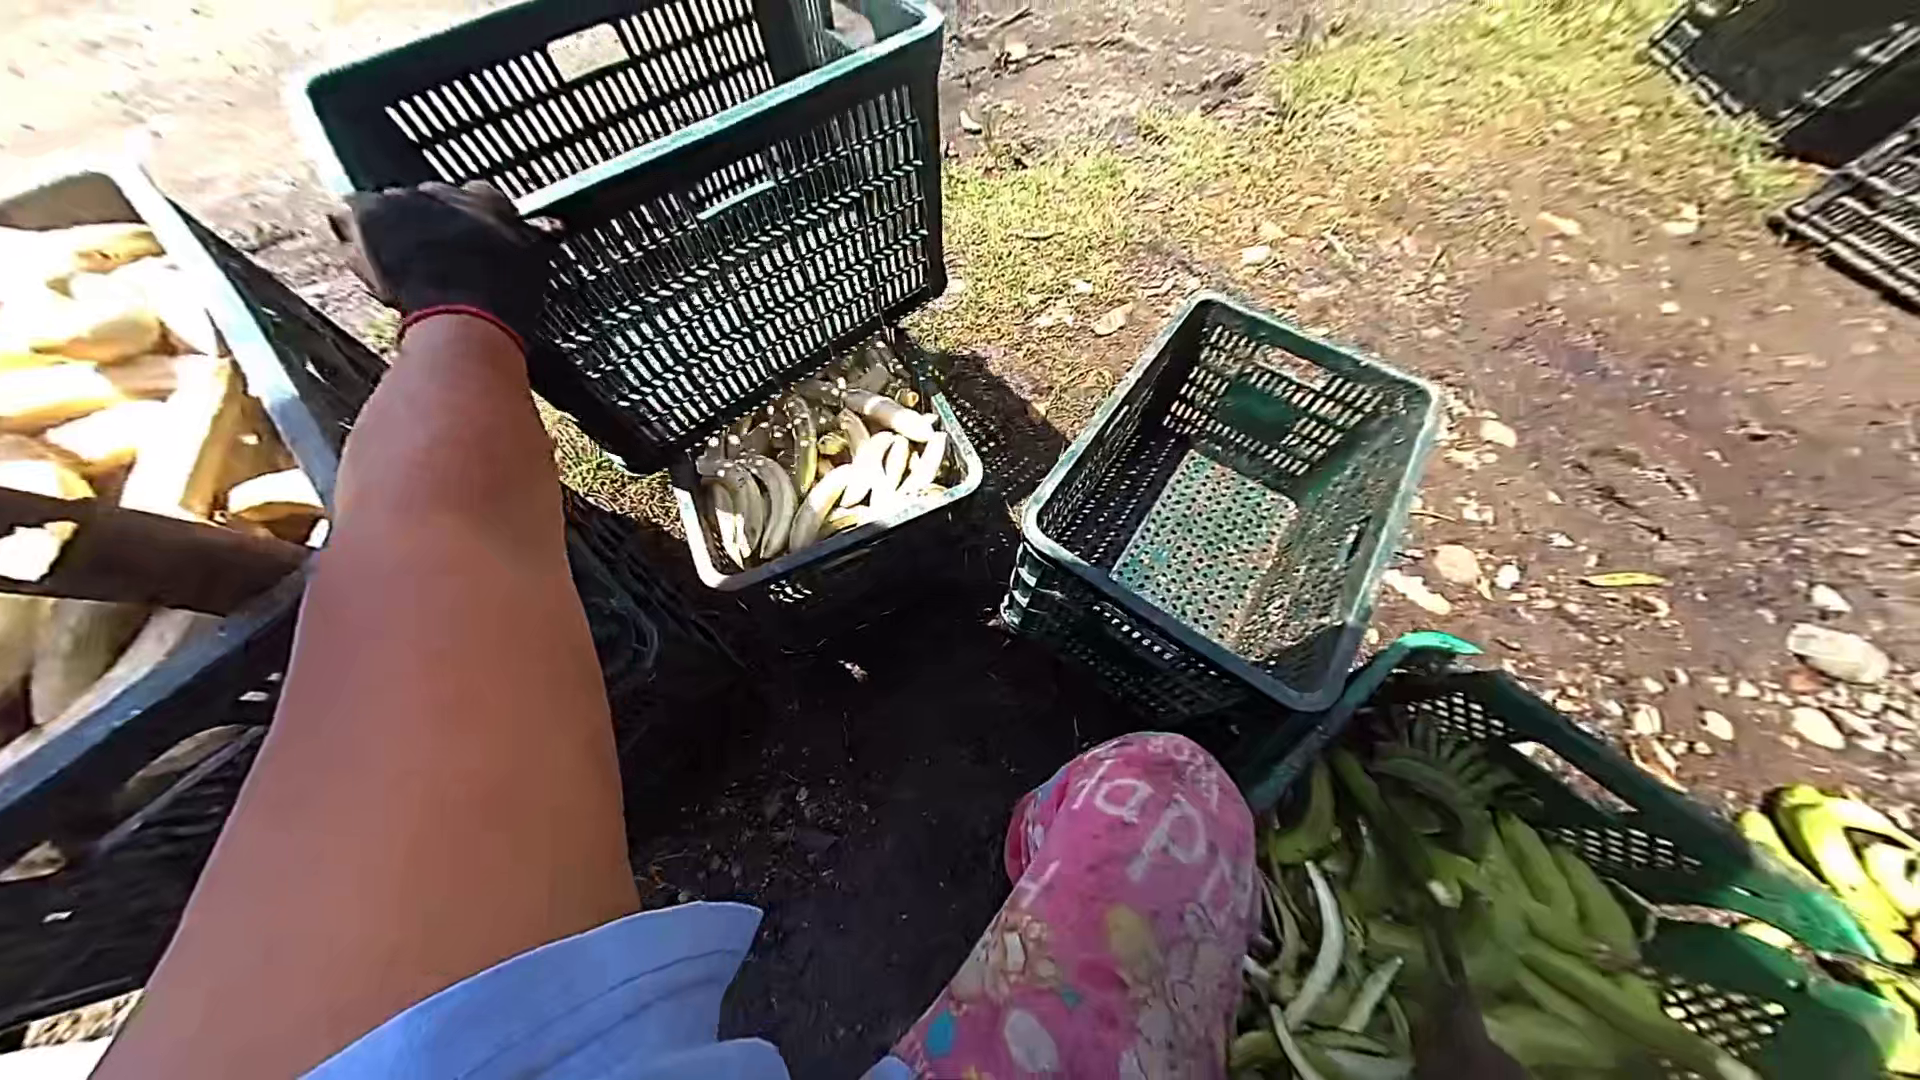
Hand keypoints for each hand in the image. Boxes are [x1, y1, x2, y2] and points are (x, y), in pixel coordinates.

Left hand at [330, 181, 556, 350]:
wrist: (462, 319)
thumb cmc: (506, 297)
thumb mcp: (532, 265)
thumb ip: (535, 239)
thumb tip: (553, 225)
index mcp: (485, 198)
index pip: (484, 196)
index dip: (482, 219)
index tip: (483, 241)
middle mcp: (437, 190)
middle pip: (432, 199)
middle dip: (435, 221)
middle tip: (445, 257)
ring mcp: (395, 201)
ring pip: (391, 207)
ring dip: (397, 228)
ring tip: (409, 263)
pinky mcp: (359, 219)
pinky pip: (349, 220)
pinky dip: (360, 237)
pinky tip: (375, 261)